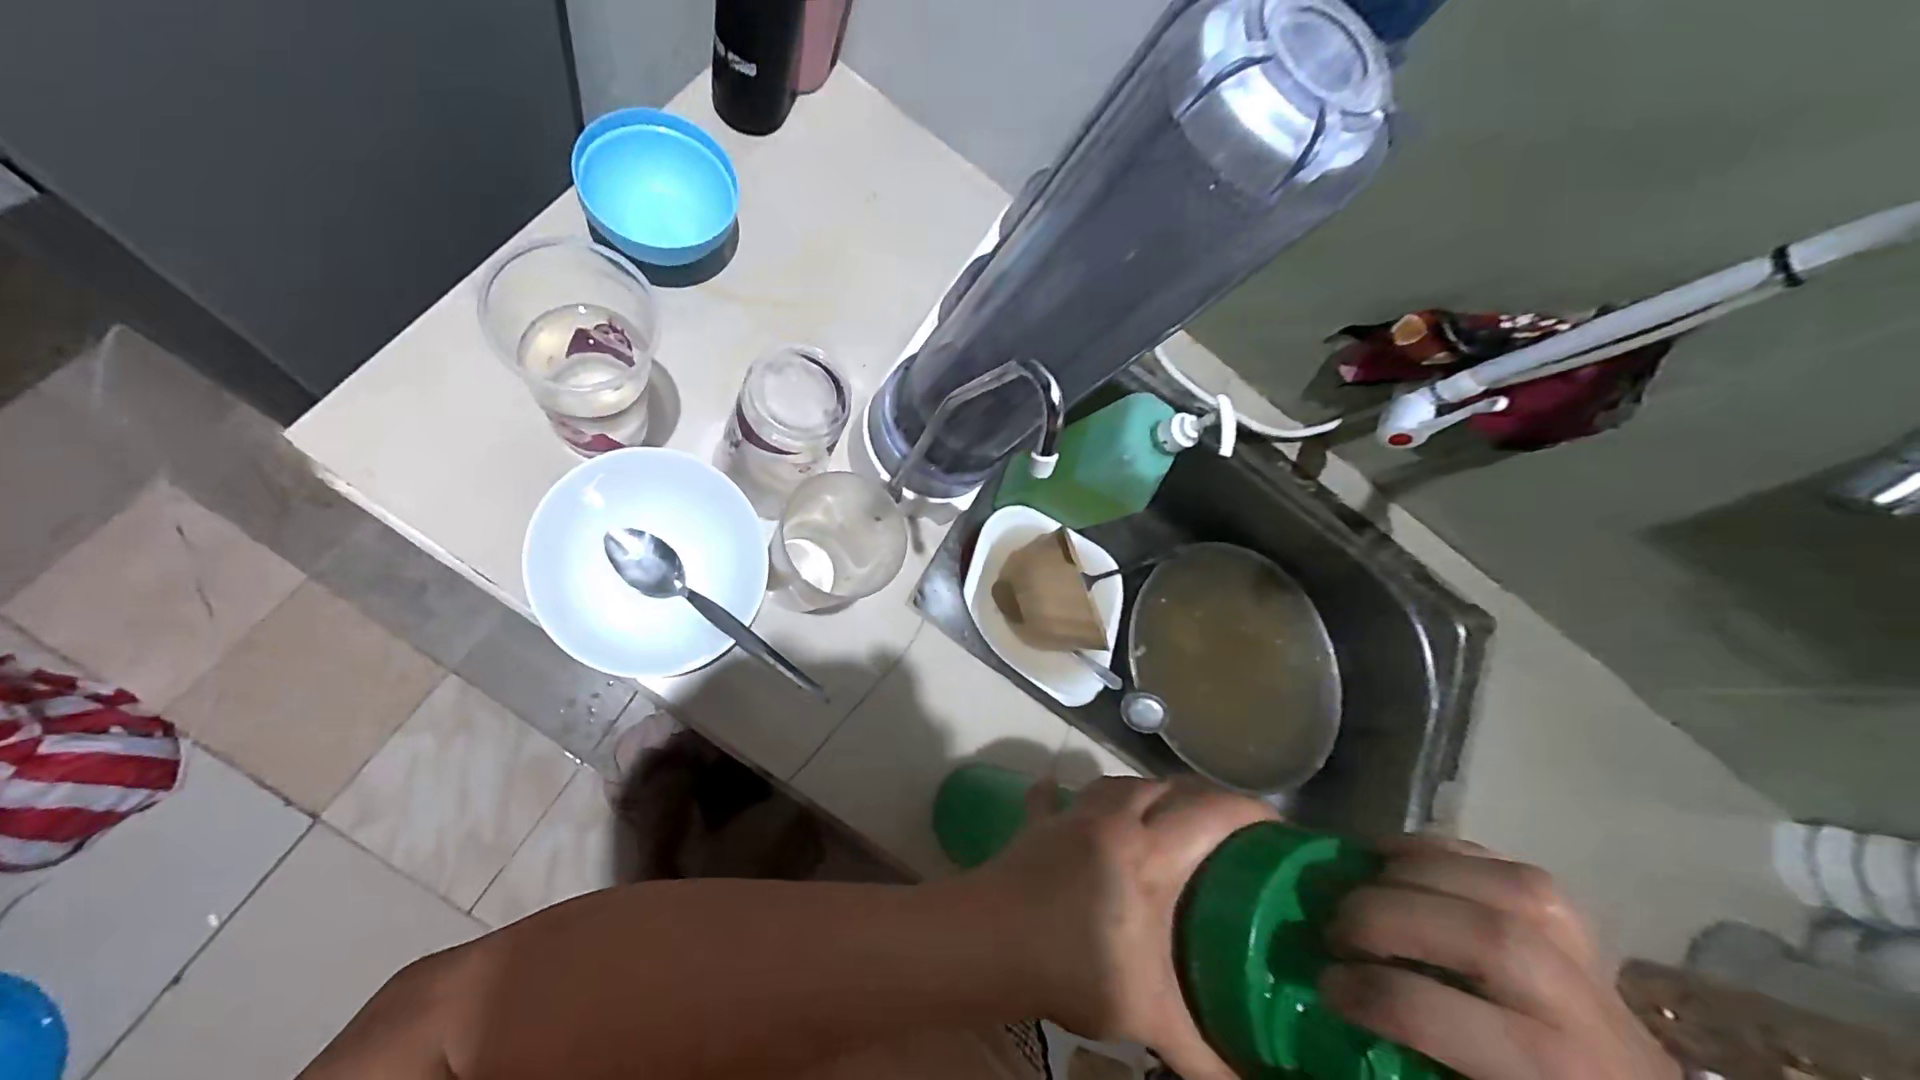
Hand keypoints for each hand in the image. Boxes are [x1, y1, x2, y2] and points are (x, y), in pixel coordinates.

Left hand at [963, 776, 1274, 1079]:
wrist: (988, 944)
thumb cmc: (1073, 969)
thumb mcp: (1147, 1016)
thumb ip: (1203, 1056)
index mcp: (1151, 854)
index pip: (1212, 813)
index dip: (1249, 811)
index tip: (1274, 827)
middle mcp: (1114, 820)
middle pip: (1166, 787)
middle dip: (1200, 797)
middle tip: (1223, 827)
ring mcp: (1070, 816)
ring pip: (1115, 783)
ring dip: (1142, 791)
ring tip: (1159, 812)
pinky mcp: (1036, 824)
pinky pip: (1051, 796)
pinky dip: (1060, 792)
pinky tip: (1057, 790)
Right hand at [1321, 837, 1679, 1079]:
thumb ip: (1408, 1051)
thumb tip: (1332, 993)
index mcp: (1550, 1076)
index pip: (1441, 1016)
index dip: (1365, 992)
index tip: (1324, 984)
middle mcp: (1587, 1018)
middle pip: (1487, 938)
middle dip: (1384, 918)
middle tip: (1336, 928)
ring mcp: (1594, 963)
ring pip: (1510, 886)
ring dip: (1415, 872)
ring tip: (1365, 886)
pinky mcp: (1581, 928)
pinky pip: (1514, 868)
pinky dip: (1445, 852)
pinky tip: (1401, 861)